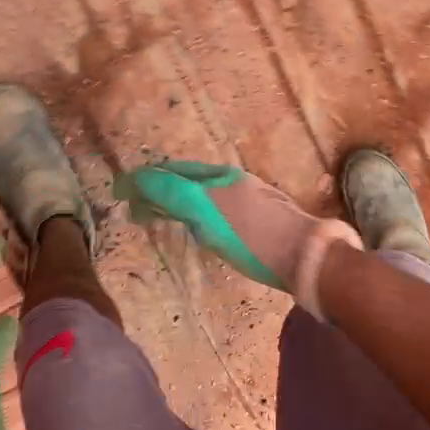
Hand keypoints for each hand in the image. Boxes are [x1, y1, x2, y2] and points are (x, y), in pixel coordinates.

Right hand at [113, 160, 359, 317]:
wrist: (309, 258)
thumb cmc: (254, 236)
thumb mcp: (207, 211)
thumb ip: (172, 192)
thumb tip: (139, 178)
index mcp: (220, 177)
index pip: (172, 171)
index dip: (144, 180)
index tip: (120, 194)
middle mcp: (235, 184)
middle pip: (189, 182)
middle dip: (160, 192)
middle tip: (137, 210)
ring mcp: (251, 202)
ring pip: (205, 198)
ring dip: (178, 204)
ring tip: (162, 218)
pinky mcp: (263, 224)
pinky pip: (219, 213)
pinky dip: (197, 216)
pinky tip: (201, 232)